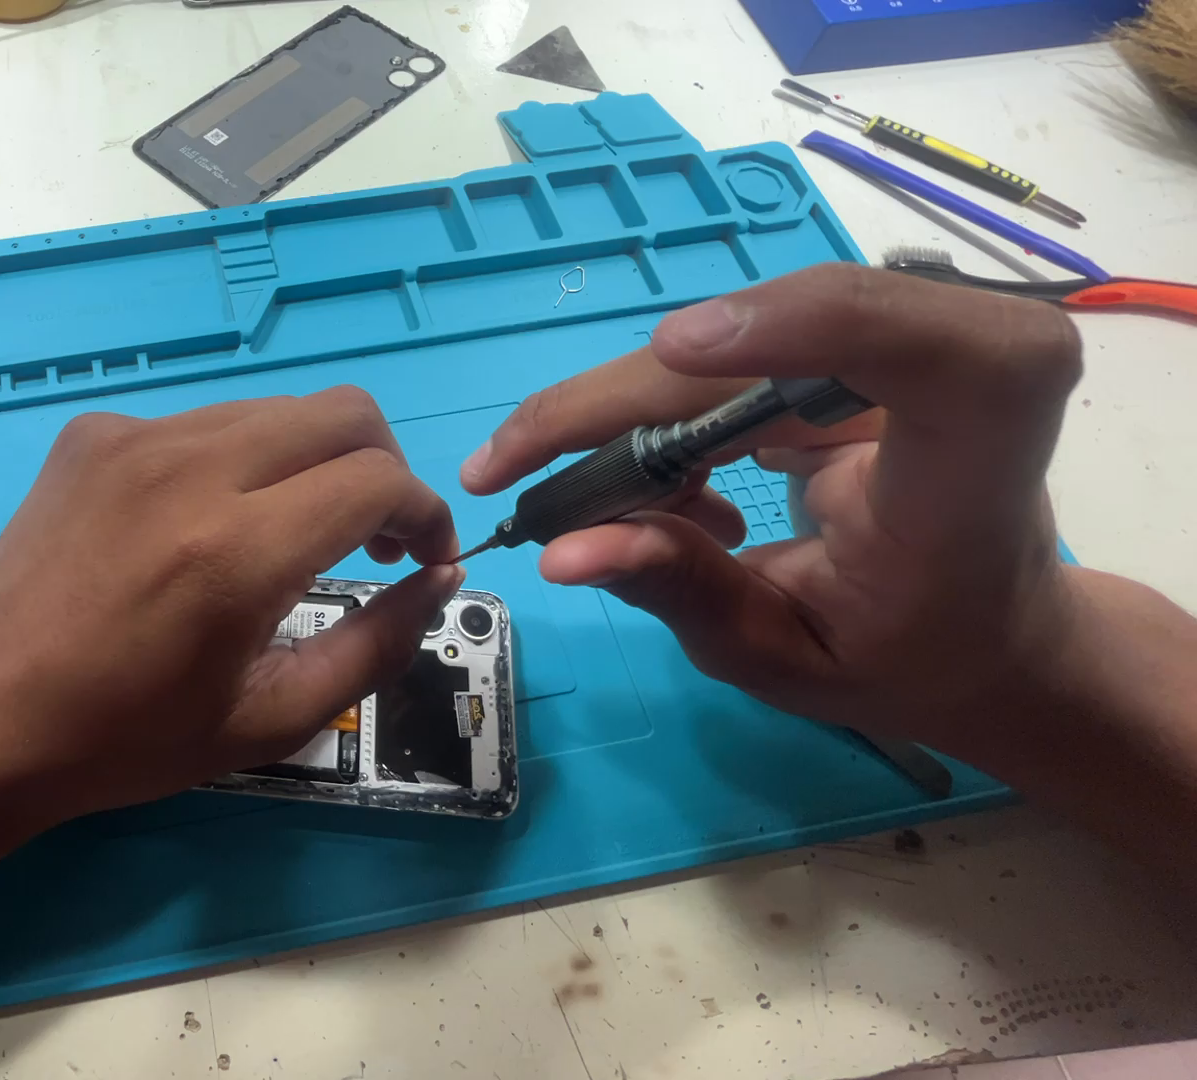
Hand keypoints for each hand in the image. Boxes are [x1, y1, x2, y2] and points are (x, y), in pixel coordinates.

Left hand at [0, 387, 462, 829]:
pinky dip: (237, 461)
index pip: (378, 479)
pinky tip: (204, 522)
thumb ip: (376, 646)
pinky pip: (202, 423)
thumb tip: (438, 579)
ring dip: (310, 463)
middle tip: (372, 538)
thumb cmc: (128, 738)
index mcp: (236, 550)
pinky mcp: (91, 434)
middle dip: (383, 469)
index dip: (425, 513)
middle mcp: (188, 466)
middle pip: (342, 413)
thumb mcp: (271, 717)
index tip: (423, 558)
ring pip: (273, 411)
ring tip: (289, 532)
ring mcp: (132, 437)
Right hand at [461, 264, 1082, 746]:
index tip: (672, 349)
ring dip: (608, 413)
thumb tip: (558, 554)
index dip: (818, 322)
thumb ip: (678, 594)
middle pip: (764, 345)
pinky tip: (628, 485)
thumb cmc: (897, 658)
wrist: (977, 634)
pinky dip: (637, 419)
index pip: (948, 356)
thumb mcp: (774, 654)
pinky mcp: (836, 363)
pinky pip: (715, 365)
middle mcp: (937, 398)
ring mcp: (884, 370)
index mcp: (963, 482)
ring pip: (722, 348)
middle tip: (502, 464)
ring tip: (541, 484)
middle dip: (613, 401)